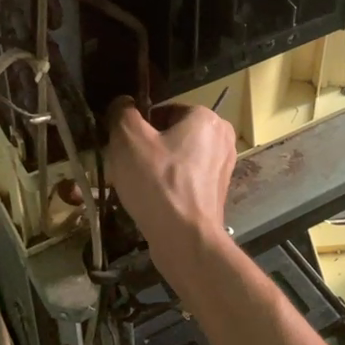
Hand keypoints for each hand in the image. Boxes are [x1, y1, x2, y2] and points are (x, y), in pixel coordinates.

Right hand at [104, 100, 238, 266]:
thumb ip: (122, 112)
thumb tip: (123, 103)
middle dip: (145, 150)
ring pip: (175, 159)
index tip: (124, 147)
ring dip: (153, 169)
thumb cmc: (158, 183)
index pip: (161, 111)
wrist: (186, 241)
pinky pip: (183, 181)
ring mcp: (222, 168)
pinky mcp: (216, 194)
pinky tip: (152, 202)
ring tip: (136, 187)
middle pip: (169, 135)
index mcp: (206, 117)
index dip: (137, 127)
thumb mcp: (128, 139)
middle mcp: (221, 138)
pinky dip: (167, 187)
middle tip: (127, 168)